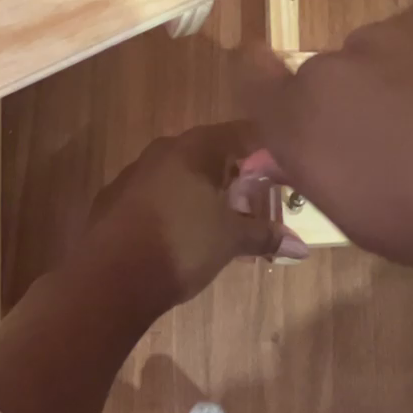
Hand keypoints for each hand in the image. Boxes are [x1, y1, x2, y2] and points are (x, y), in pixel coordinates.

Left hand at [75, 122, 302, 311]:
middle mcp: (162, 151)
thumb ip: (265, 235)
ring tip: (223, 224)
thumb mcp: (231, 240)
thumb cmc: (181, 244)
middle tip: (257, 203)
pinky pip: (157, 196)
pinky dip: (177, 208)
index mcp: (194, 148)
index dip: (267, 152)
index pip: (242, 133)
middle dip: (236, 177)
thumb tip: (301, 245)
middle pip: (210, 154)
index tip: (284, 172)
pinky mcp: (114, 201)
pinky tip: (184, 235)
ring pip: (181, 175)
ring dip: (205, 193)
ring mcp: (133, 175)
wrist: (111, 279)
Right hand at [238, 2, 412, 289]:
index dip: (260, 85)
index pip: (248, 75)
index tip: (285, 109)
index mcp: (304, 126)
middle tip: (396, 149)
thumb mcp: (368, 222)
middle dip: (344, 107)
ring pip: (371, 57)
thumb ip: (316, 174)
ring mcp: (390, 34)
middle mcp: (333, 68)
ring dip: (390, 83)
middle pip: (319, 77)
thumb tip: (281, 154)